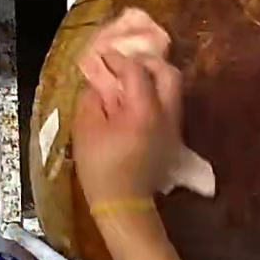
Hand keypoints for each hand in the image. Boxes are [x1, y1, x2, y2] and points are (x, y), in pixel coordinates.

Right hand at [72, 49, 185, 207]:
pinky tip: (133, 101)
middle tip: (125, 61)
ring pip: (172, 89)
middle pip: (169, 73)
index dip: (118, 59)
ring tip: (128, 79)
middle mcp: (166, 114)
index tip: (102, 57)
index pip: (137, 71)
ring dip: (153, 77)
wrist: (123, 203)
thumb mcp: (85, 129)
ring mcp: (173, 127)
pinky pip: (168, 105)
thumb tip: (99, 84)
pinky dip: (154, 94)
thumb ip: (93, 99)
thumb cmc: (100, 166)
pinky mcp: (172, 138)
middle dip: (147, 61)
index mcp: (143, 110)